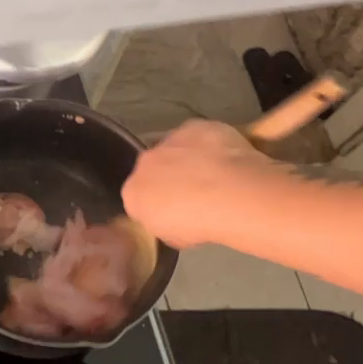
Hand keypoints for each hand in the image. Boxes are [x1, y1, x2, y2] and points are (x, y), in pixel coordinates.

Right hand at [122, 119, 272, 247]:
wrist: (229, 195)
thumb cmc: (198, 225)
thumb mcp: (173, 237)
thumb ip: (163, 222)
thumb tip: (169, 215)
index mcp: (132, 193)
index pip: (137, 198)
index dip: (156, 205)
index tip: (174, 213)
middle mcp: (144, 162)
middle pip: (153, 168)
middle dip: (168, 177)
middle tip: (194, 193)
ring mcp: (170, 140)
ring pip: (174, 148)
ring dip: (187, 158)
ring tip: (214, 175)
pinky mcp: (196, 126)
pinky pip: (198, 135)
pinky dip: (208, 144)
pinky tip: (226, 156)